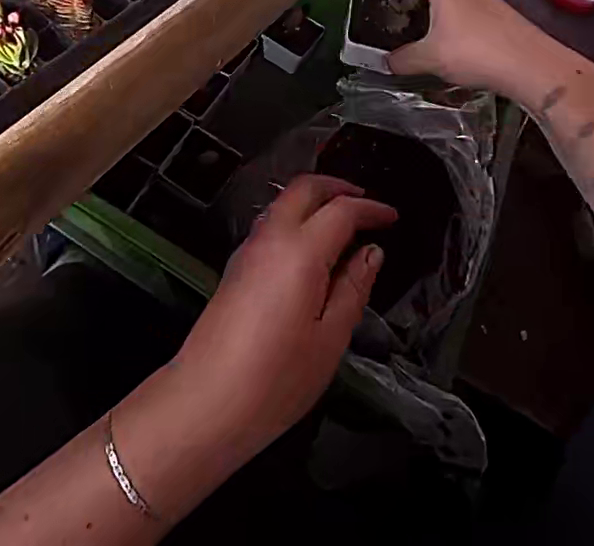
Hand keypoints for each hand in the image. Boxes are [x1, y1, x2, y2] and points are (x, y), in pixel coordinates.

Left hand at [171, 174, 393, 453]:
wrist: (200, 407)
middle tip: (365, 202)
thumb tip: (371, 252)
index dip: (371, 208)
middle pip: (304, 188)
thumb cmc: (274, 380)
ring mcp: (248, 251)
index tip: (392, 217)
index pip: (341, 210)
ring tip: (343, 223)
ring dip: (314, 201)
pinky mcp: (235, 268)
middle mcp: (271, 239)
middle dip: (338, 186)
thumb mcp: (330, 339)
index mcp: (300, 251)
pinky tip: (312, 250)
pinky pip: (271, 224)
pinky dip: (297, 219)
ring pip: (283, 202)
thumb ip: (354, 287)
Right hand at [386, 0, 555, 96]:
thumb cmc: (475, 51)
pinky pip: (480, 7)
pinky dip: (467, 16)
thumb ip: (404, 59)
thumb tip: (388, 62)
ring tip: (437, 25)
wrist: (528, 64)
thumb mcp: (429, 59)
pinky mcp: (506, 15)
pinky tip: (464, 41)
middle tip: (417, 3)